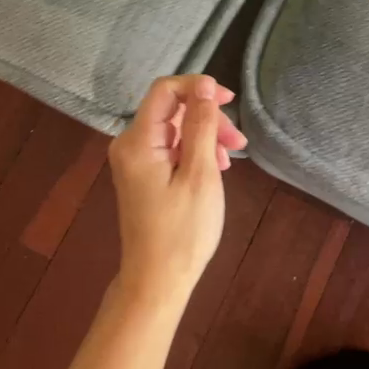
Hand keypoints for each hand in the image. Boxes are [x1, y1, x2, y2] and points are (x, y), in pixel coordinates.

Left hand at [110, 75, 247, 306]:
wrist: (157, 282)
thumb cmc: (182, 231)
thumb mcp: (200, 174)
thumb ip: (201, 126)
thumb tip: (204, 86)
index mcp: (137, 141)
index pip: (165, 90)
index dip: (198, 87)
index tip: (228, 100)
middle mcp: (130, 145)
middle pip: (172, 109)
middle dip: (207, 116)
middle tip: (238, 139)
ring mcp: (135, 161)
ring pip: (175, 128)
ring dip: (206, 134)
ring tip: (232, 157)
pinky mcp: (144, 175)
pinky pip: (171, 147)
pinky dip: (195, 151)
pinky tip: (216, 167)